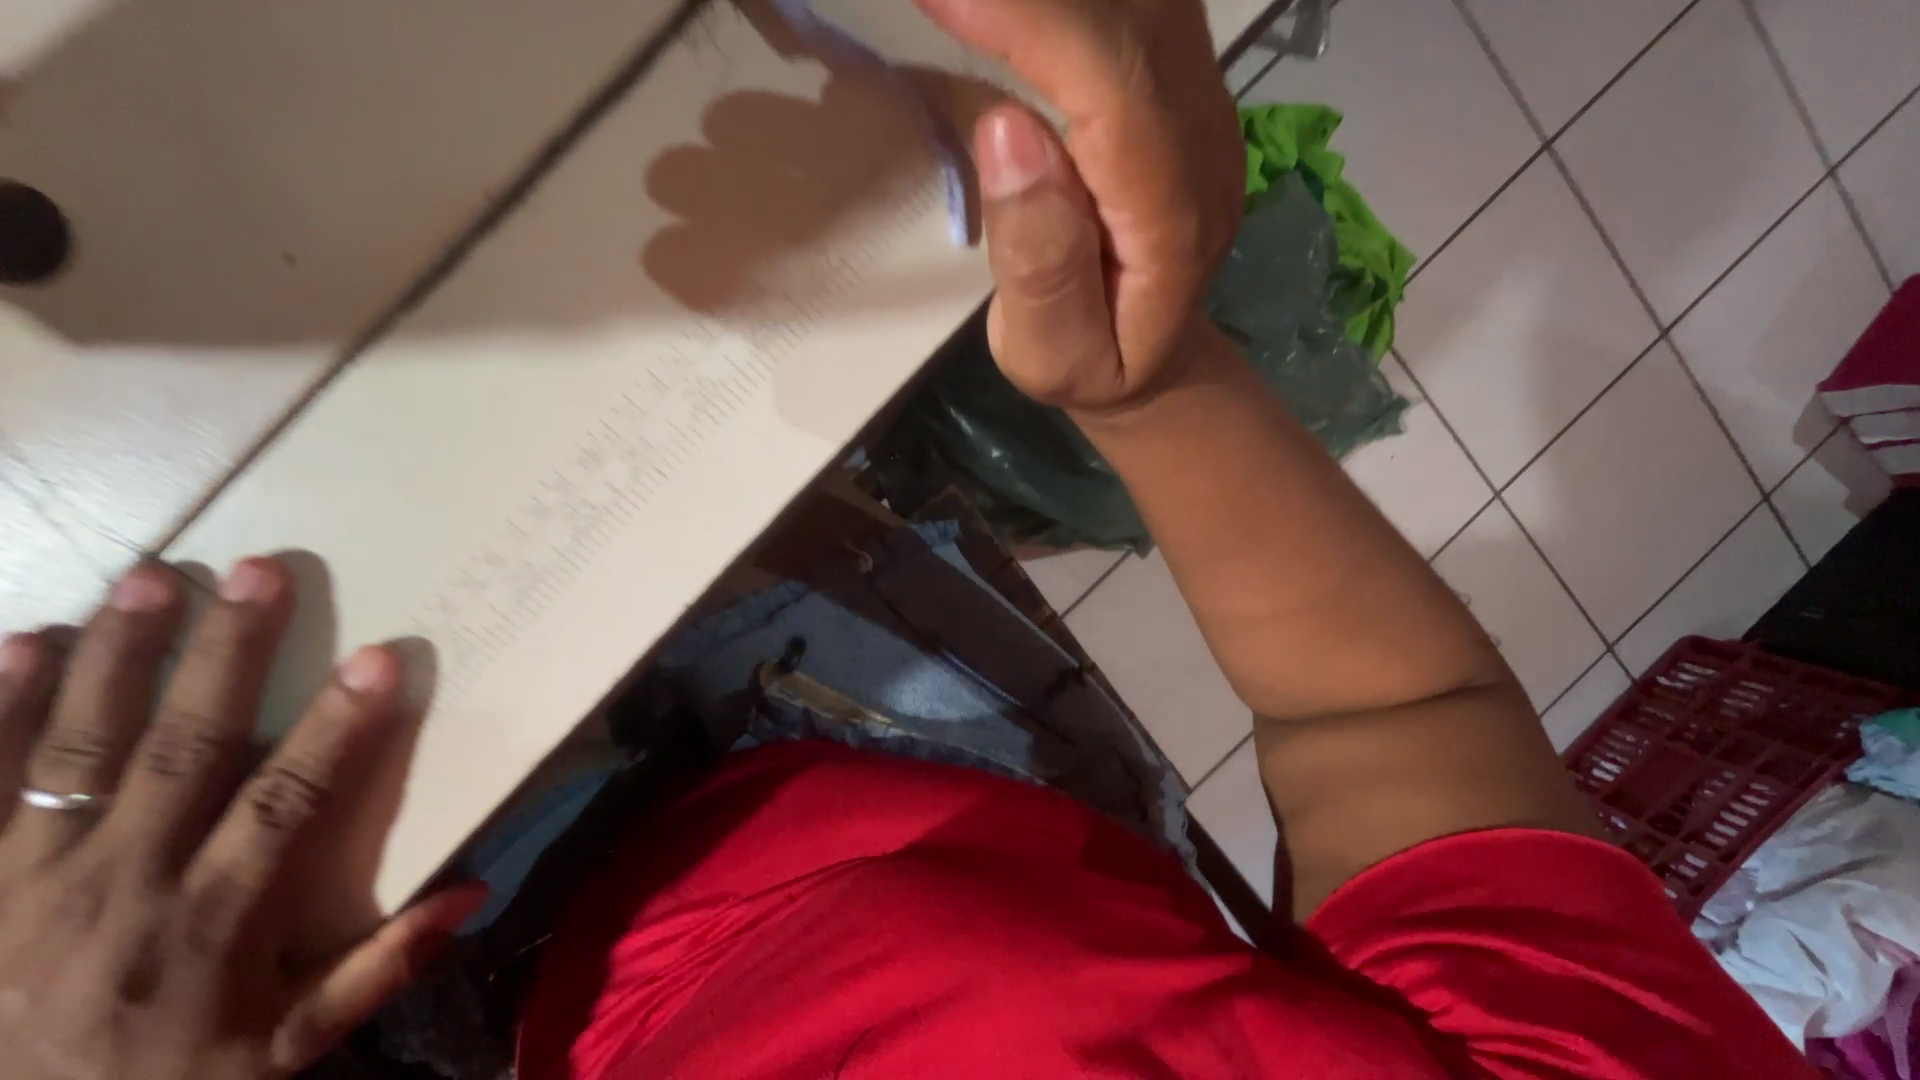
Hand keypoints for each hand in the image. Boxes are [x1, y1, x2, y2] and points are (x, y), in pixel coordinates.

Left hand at [0, 560, 482, 1079]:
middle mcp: (120, 882)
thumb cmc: (164, 1076)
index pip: (285, 803)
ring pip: (78, 745)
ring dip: (118, 655)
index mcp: (211, 921)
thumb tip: (476, 890)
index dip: (336, 729)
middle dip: (226, 654)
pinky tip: (27, 639)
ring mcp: (24, 876)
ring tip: (152, 576)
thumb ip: (382, 966)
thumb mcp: (288, 1046)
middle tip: (259, 571)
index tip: (378, 659)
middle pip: (183, 748)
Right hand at [916, 0, 1244, 414]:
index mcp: (1172, 218)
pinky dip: (1065, 2)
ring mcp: (1201, 105)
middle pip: (1131, 19)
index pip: (1114, 89)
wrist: (1156, 358)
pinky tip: (1006, 5)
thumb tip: (1008, 128)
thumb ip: (1039, 265)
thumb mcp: (1053, 356)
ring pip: (1138, 1)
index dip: (1033, 26)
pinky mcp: (1181, 84)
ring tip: (961, 0)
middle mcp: (1203, 143)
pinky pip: (1131, 6)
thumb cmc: (1096, 369)